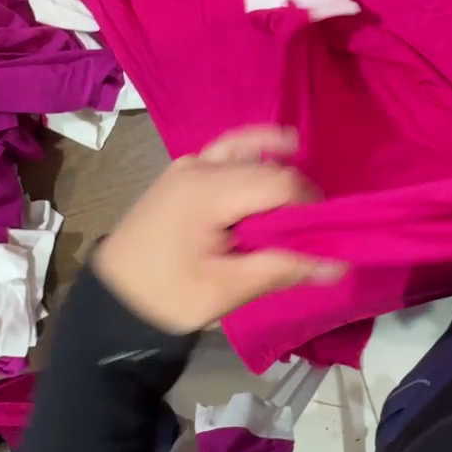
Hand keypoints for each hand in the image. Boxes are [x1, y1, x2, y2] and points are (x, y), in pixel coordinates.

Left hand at [92, 125, 345, 333]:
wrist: (112, 302)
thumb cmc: (168, 297)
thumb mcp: (227, 289)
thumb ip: (283, 268)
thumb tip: (339, 264)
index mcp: (207, 191)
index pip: (279, 182)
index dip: (310, 206)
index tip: (323, 236)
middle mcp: (198, 167)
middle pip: (266, 165)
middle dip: (296, 192)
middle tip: (311, 229)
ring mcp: (187, 166)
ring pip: (247, 149)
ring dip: (277, 165)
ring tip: (298, 198)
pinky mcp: (182, 174)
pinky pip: (228, 154)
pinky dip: (254, 160)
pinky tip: (269, 175)